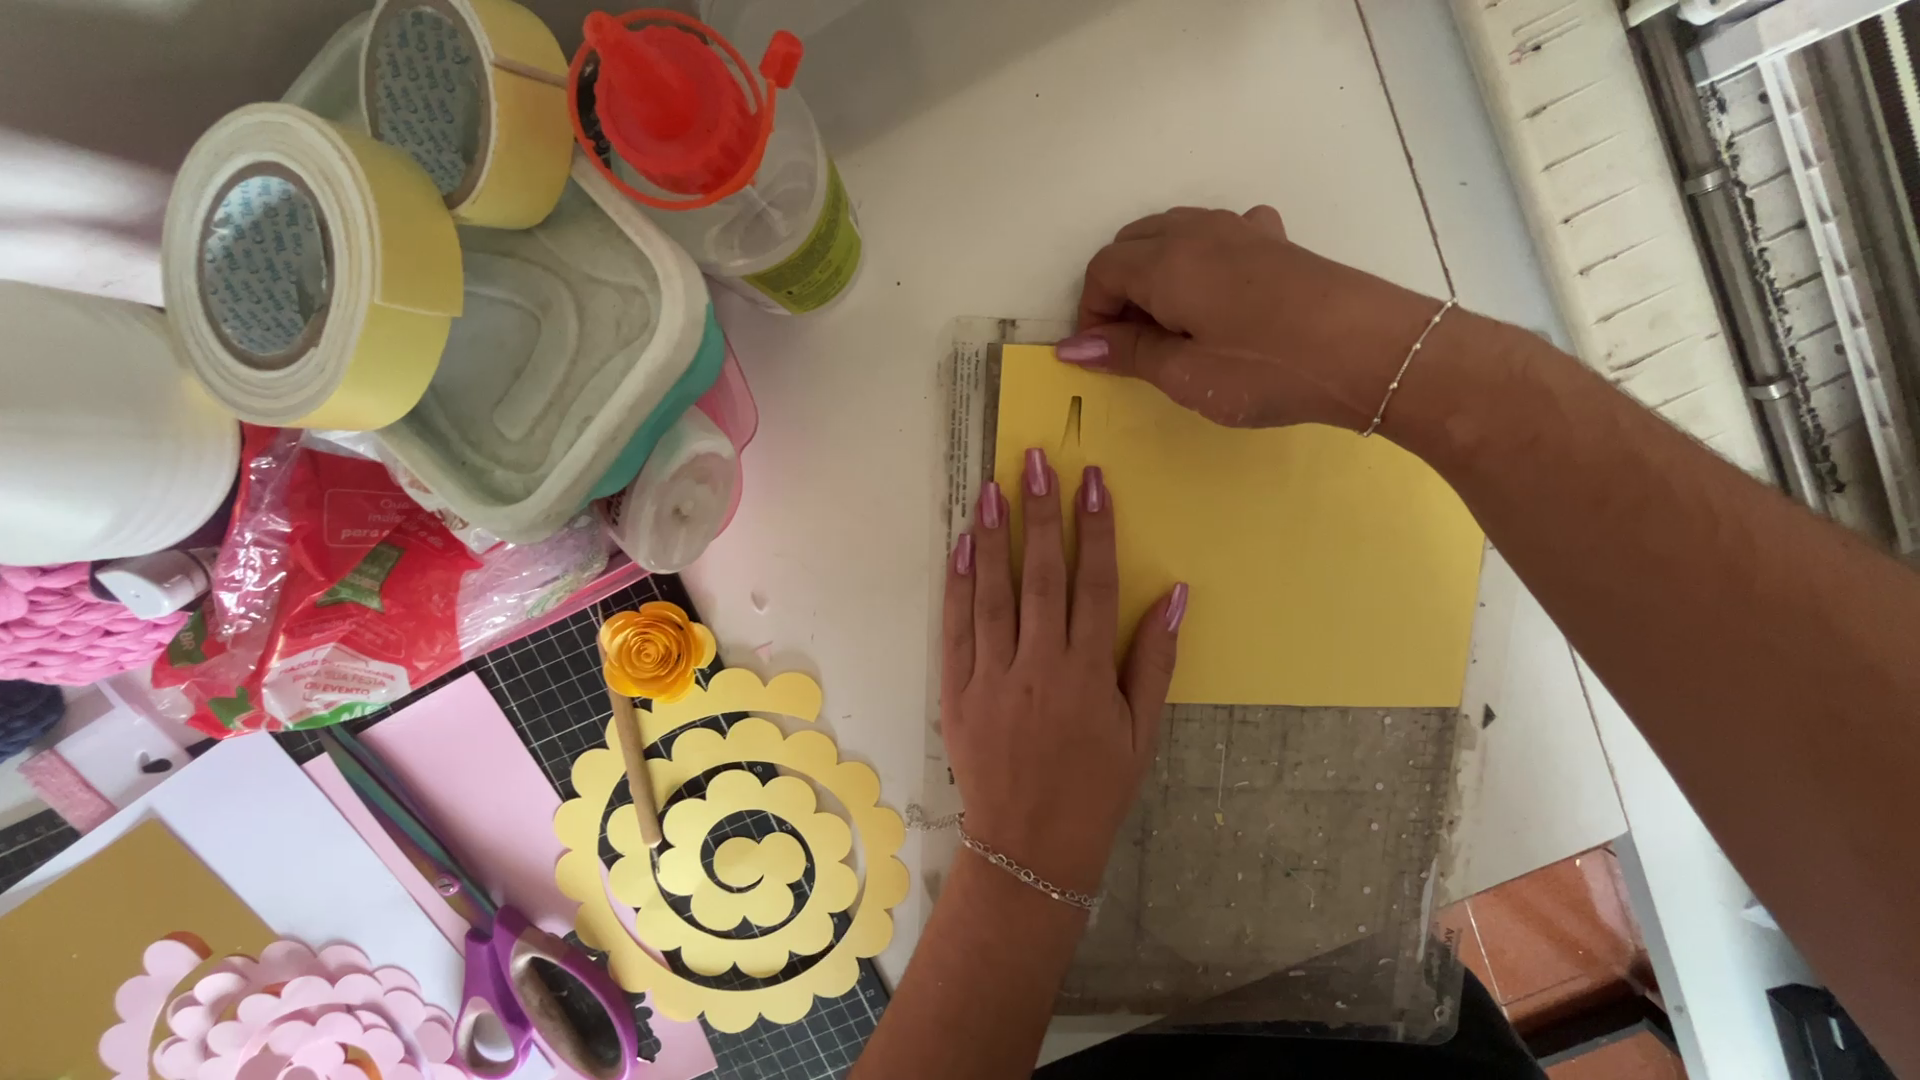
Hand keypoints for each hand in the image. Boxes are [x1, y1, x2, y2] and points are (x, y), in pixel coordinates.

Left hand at [941, 449, 1184, 895]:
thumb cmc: (1096, 788)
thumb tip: (1174, 593)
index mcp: (1088, 672)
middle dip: (1040, 512)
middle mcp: (1039, 665)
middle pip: (1041, 574)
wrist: (1031, 846)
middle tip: (1034, 460)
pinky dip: (958, 585)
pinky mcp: (957, 691)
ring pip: (993, 592)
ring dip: (992, 535)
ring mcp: (992, 676)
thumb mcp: (1141, 732)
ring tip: (991, 487)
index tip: (1092, 478)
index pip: (1094, 581)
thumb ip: (1155, 660)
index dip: (1095, 526)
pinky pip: (957, 628)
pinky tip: (961, 547)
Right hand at [1060, 206, 1447, 430]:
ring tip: (1172, 325)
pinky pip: (1217, 233)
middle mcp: (1197, 232)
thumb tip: (1074, 348)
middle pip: (1132, 243)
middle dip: (1118, 290)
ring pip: (1172, 232)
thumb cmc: (1269, 370)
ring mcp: (1241, 229)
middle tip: (1135, 345)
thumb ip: (1128, 355)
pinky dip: (1199, 258)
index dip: (1092, 315)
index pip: (1102, 271)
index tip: (1106, 357)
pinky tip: (1218, 292)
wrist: (1373, 351)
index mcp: (1167, 263)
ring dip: (1154, 273)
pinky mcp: (1275, 241)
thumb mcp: (1187, 376)